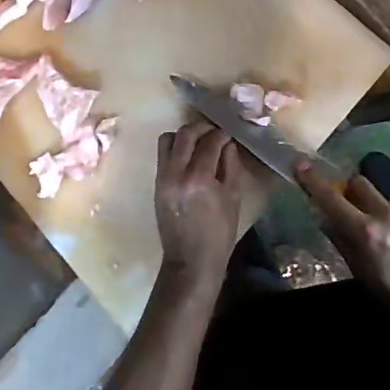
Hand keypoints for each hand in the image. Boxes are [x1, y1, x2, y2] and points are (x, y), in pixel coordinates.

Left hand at [154, 119, 259, 292]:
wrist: (190, 261)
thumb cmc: (219, 233)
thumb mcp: (233, 198)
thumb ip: (230, 165)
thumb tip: (227, 144)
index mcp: (199, 178)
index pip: (210, 142)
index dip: (221, 134)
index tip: (229, 134)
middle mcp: (176, 173)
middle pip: (185, 134)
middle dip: (202, 127)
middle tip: (214, 131)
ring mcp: (162, 178)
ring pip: (167, 139)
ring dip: (184, 135)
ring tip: (199, 142)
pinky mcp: (156, 184)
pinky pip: (163, 155)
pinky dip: (176, 149)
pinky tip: (190, 157)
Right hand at [293, 161, 389, 331]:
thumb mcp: (366, 278)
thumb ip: (345, 245)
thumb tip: (328, 223)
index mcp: (366, 230)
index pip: (332, 199)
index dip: (314, 182)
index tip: (302, 166)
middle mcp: (386, 213)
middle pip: (359, 183)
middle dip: (349, 188)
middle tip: (347, 204)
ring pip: (382, 198)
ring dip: (374, 208)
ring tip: (382, 237)